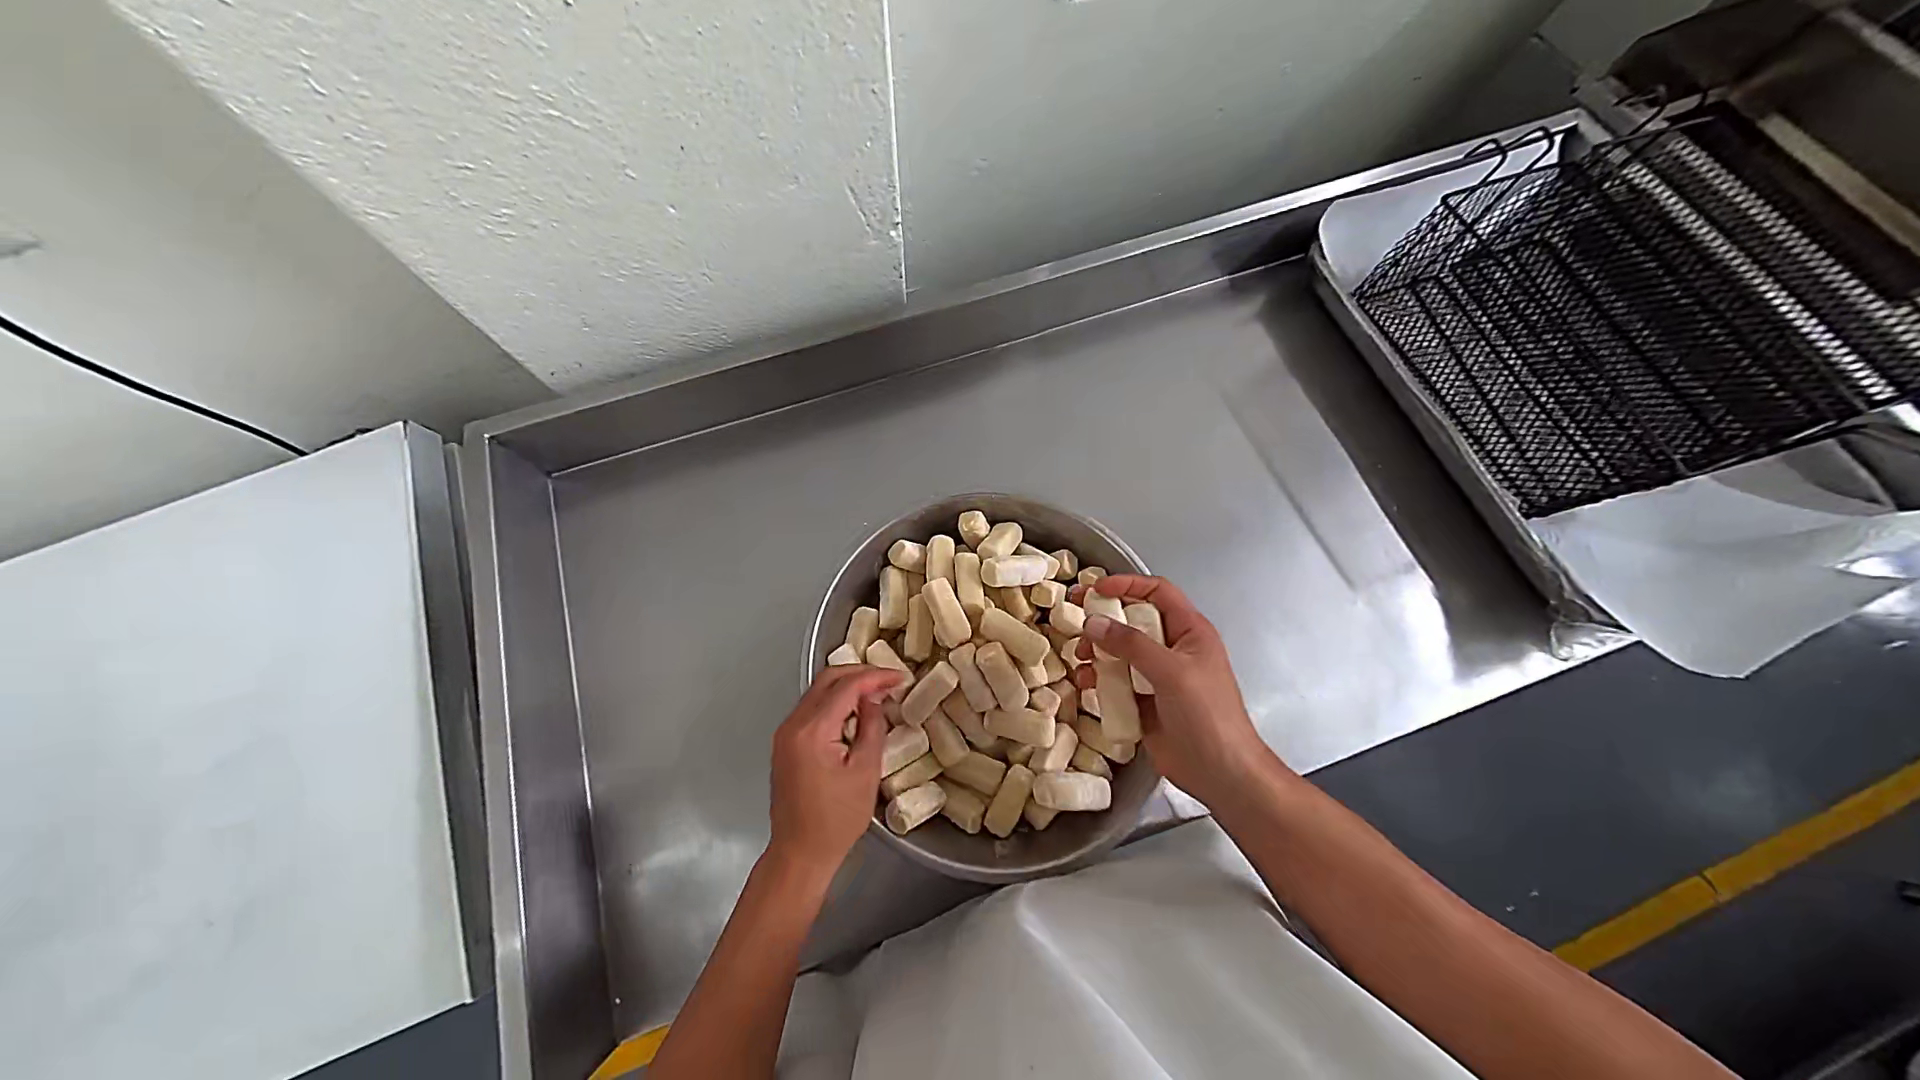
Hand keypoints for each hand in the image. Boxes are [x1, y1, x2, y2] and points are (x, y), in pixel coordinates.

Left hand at [767, 665, 903, 875]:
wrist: (800, 852)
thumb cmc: (836, 820)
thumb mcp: (866, 771)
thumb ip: (872, 727)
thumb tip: (874, 699)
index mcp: (812, 731)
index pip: (846, 687)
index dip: (876, 677)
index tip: (900, 678)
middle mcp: (792, 725)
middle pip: (828, 680)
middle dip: (861, 674)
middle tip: (889, 680)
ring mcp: (785, 733)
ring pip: (818, 691)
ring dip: (847, 687)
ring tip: (877, 694)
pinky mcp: (785, 743)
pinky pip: (812, 709)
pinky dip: (835, 702)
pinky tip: (855, 712)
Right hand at [1072, 575, 1286, 809]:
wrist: (1221, 773)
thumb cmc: (1209, 717)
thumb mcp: (1171, 672)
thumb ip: (1132, 645)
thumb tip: (1094, 623)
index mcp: (1190, 632)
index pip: (1158, 593)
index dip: (1127, 585)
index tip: (1096, 588)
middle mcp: (1173, 649)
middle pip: (1133, 620)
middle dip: (1104, 619)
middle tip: (1075, 618)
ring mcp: (1158, 676)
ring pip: (1120, 651)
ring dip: (1097, 651)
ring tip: (1080, 657)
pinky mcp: (1144, 701)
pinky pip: (1115, 681)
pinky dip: (1098, 679)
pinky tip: (1086, 684)